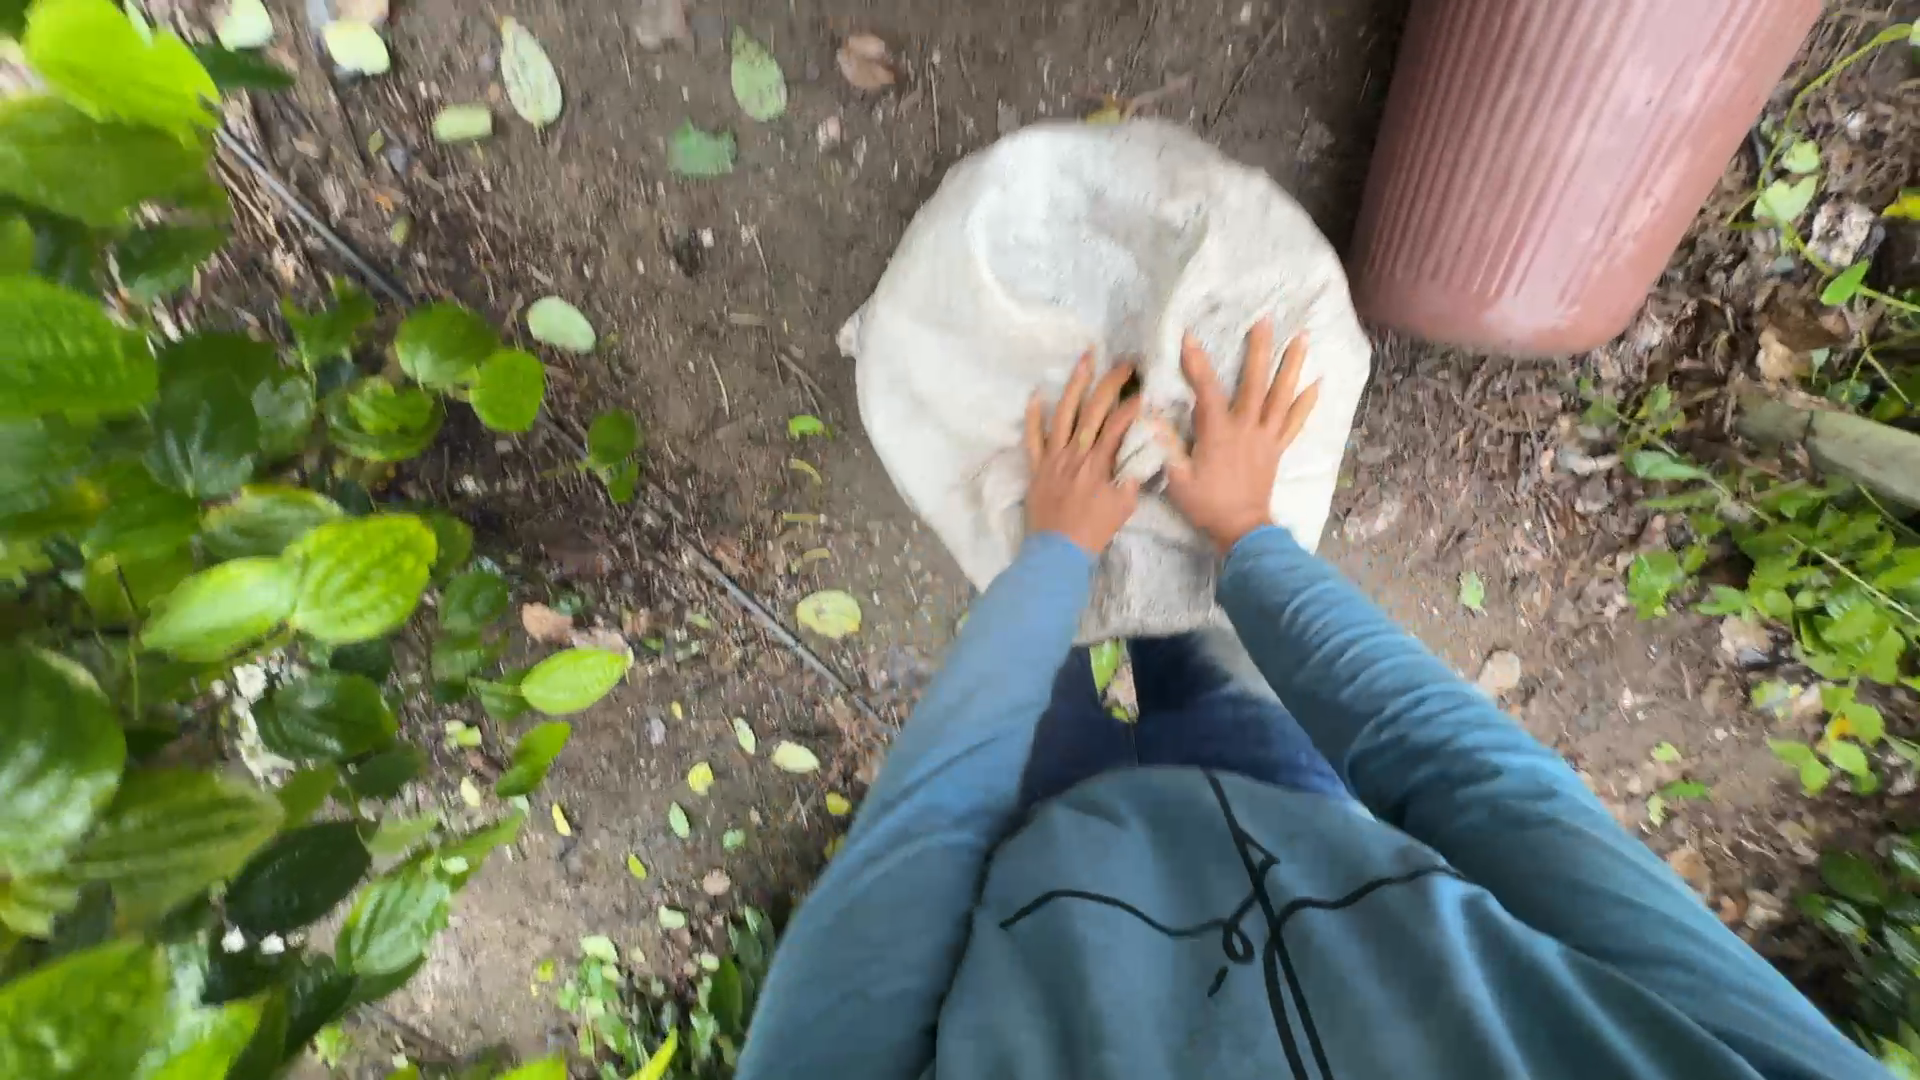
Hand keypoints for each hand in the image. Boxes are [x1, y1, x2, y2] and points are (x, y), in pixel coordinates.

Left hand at [1024, 351, 1144, 554]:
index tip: (1145, 389)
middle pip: (1094, 410)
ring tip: (1085, 360)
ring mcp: (1053, 457)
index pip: (1119, 424)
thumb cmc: (1093, 531)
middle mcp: (1076, 453)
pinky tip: (1036, 395)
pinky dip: (1033, 416)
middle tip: (1124, 363)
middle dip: (1111, 383)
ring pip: (1063, 414)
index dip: (1134, 404)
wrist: (1057, 550)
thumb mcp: (1124, 506)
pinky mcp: (1036, 467)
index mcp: (1099, 462)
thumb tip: (1141, 454)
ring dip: (1075, 385)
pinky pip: (1032, 438)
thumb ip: (1131, 477)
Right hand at [1158, 318, 1319, 553]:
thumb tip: (1150, 416)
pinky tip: (1315, 382)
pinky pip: (1295, 421)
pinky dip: (1306, 402)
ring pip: (1281, 396)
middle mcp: (1246, 429)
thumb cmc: (1206, 505)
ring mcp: (1266, 437)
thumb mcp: (1176, 478)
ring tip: (1302, 338)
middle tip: (1266, 321)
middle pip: (1255, 383)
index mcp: (1218, 433)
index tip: (1190, 337)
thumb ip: (1166, 445)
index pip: (1207, 391)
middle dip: (1259, 350)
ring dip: (1291, 365)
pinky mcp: (1277, 449)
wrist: (1241, 529)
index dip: (1197, 364)